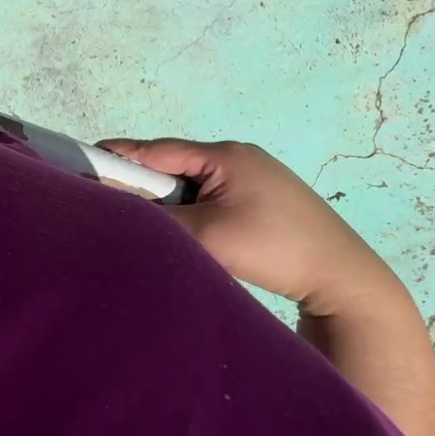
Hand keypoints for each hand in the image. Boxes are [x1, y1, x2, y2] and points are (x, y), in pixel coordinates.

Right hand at [97, 138, 398, 315]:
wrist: (352, 285)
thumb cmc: (275, 252)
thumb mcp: (205, 236)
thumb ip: (154, 217)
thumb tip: (112, 208)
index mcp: (225, 154)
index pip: (154, 150)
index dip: (116, 159)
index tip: (82, 170)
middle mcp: (240, 155)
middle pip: (171, 162)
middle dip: (143, 182)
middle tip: (116, 203)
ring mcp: (258, 174)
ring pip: (191, 179)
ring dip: (170, 196)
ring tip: (155, 219)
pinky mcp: (269, 195)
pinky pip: (212, 191)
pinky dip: (193, 204)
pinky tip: (190, 225)